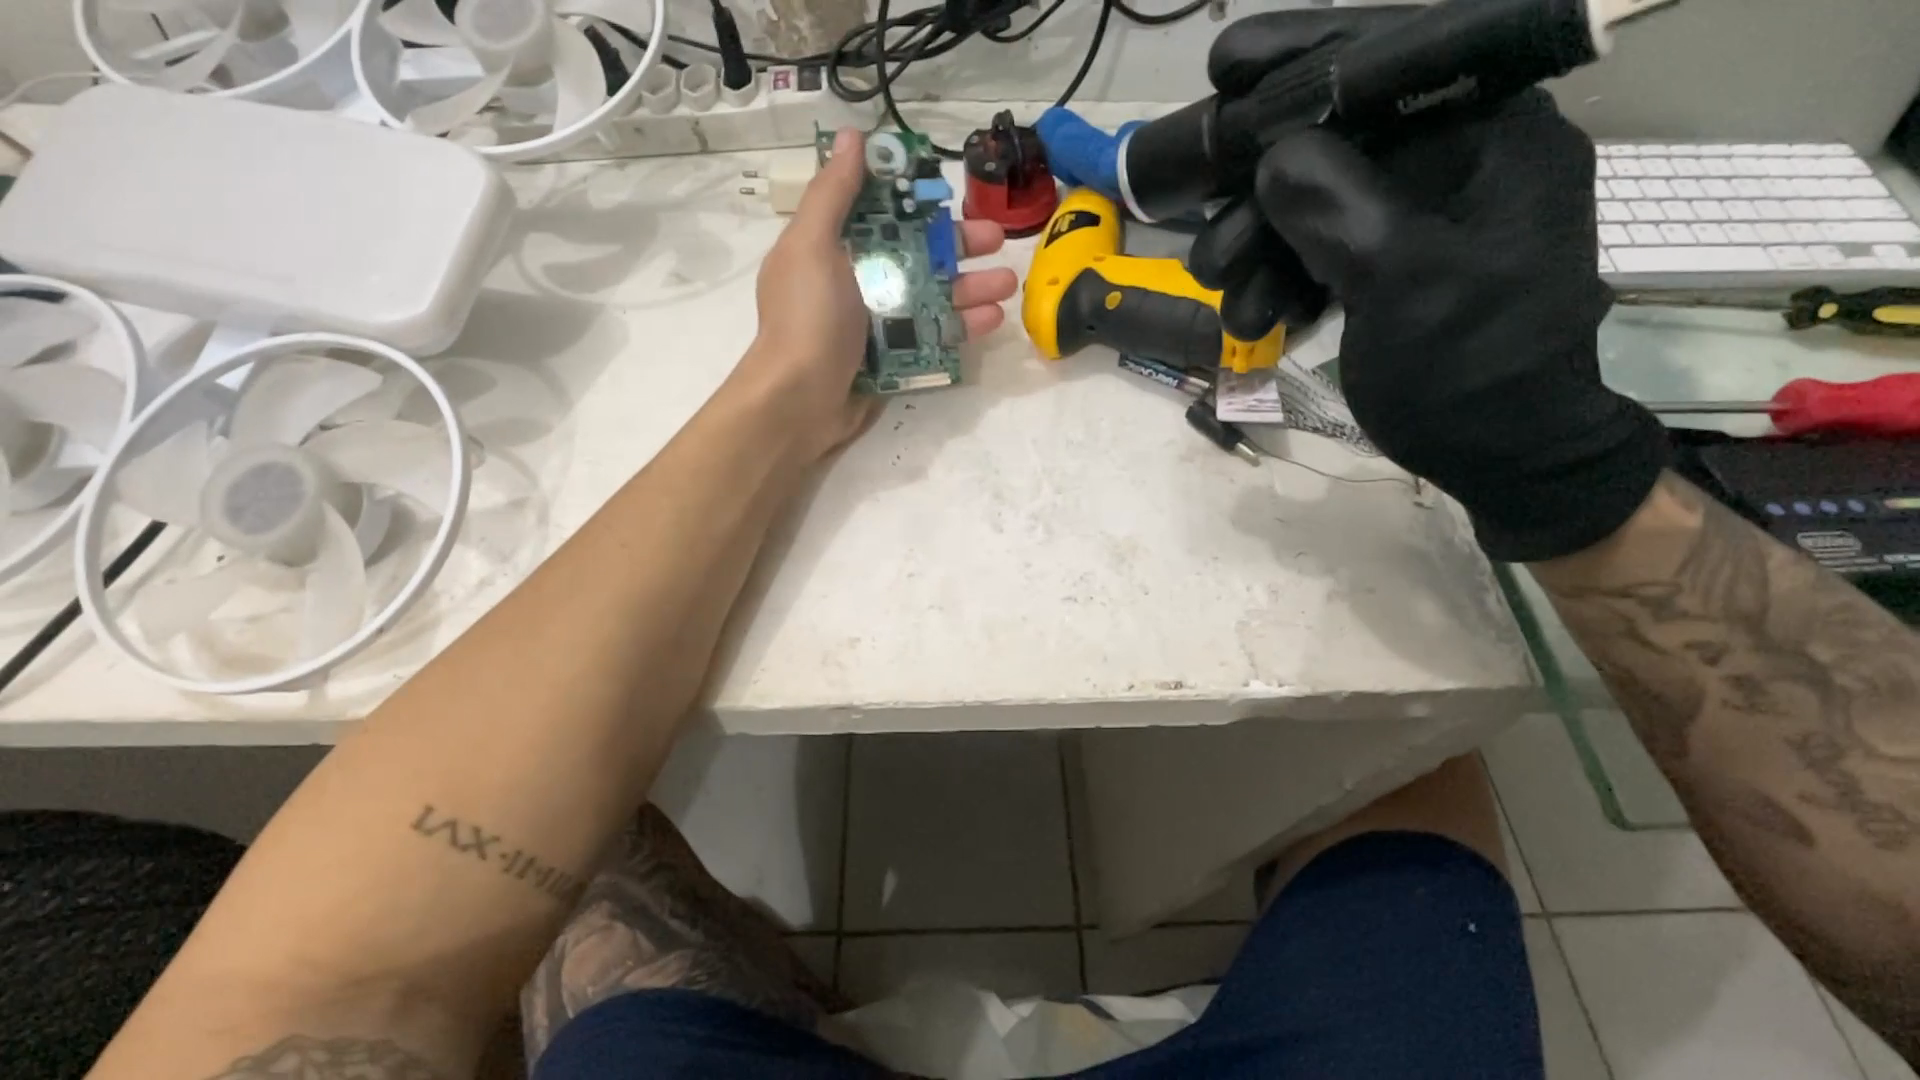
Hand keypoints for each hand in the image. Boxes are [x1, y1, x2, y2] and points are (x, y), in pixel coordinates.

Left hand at [734, 128, 1017, 462]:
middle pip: (916, 252)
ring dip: (971, 286)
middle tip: (997, 239)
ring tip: (1007, 283)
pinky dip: (963, 326)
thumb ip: (832, 194)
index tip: (948, 192)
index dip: (915, 198)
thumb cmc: (806, 319)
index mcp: (833, 247)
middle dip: (957, 244)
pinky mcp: (895, 357)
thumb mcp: (812, 246)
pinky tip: (992, 319)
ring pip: (932, 294)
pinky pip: (935, 335)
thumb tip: (850, 137)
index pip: (880, 211)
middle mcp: (857, 280)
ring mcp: (878, 322)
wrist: (800, 403)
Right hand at [1220, 91, 1669, 561]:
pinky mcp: (1395, 259)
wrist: (1503, 458)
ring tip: (1228, 299)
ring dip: (1259, 246)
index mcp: (1492, 136)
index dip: (1306, 53)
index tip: (1225, 65)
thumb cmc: (1472, 371)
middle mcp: (1458, 159)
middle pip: (1338, 135)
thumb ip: (1338, 206)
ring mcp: (1422, 213)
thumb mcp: (1406, 284)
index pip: (1395, 61)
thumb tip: (1274, 155)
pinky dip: (1283, 276)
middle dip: (1260, 191)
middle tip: (1210, 242)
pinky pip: (1324, 244)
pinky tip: (1257, 316)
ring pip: (1318, 198)